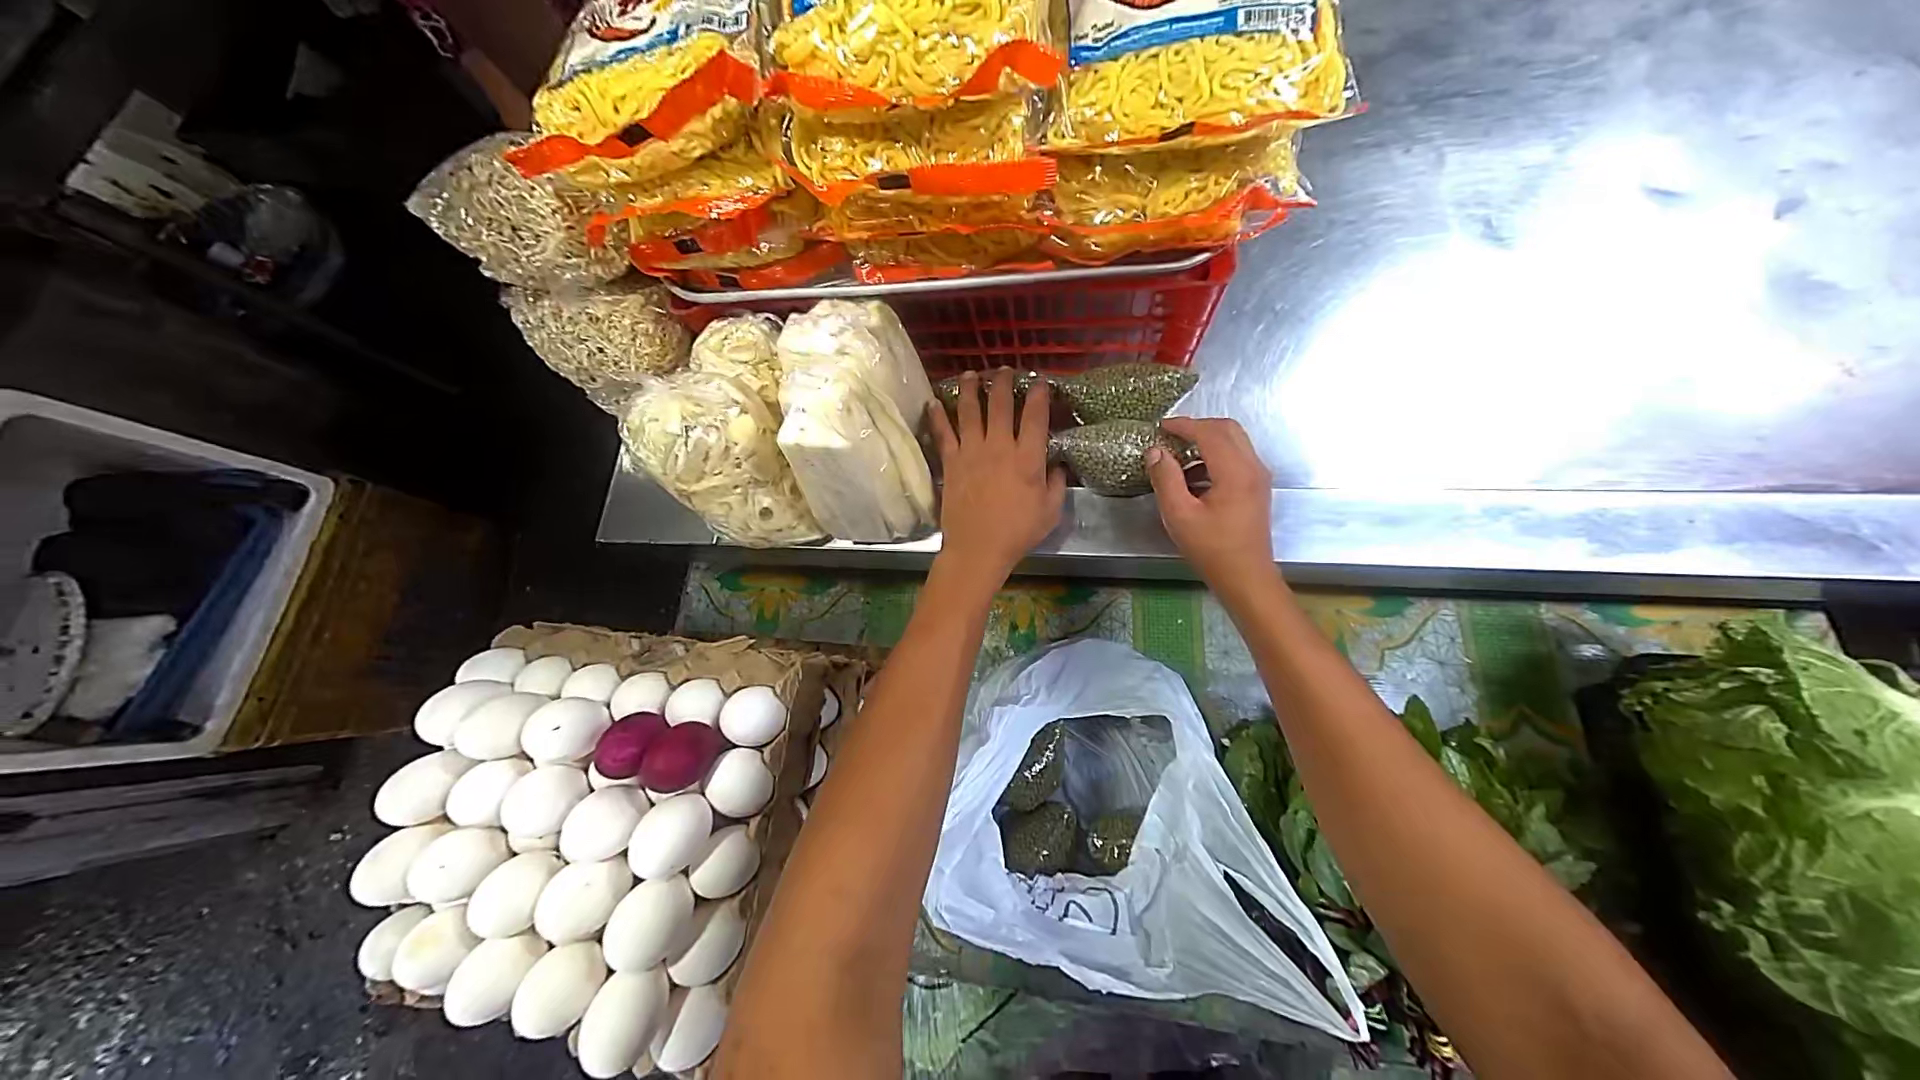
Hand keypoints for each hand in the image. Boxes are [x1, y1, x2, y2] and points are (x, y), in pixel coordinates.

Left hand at [928, 368, 1066, 581]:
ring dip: (971, 389)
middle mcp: (999, 447)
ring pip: (970, 411)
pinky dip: (938, 416)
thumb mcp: (1050, 511)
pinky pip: (943, 433)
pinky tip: (934, 402)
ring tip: (971, 375)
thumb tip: (1058, 466)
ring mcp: (972, 452)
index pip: (1035, 416)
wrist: (978, 548)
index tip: (1040, 382)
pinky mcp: (951, 463)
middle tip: (1003, 371)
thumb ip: (1057, 484)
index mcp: (1028, 458)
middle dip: (1003, 382)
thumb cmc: (1018, 532)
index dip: (1038, 395)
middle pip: (1001, 404)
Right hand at [1145, 416, 1276, 592]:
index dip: (1183, 425)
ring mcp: (1258, 477)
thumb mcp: (1179, 515)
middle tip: (1171, 436)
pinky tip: (1192, 478)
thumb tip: (1156, 452)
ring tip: (1178, 456)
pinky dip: (1214, 457)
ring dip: (1206, 441)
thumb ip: (1166, 479)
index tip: (1161, 427)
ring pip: (1234, 442)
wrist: (1246, 577)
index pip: (1209, 432)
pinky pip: (1236, 458)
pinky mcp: (1256, 488)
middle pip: (1227, 429)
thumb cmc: (1212, 550)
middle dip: (1197, 427)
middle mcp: (1253, 468)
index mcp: (1235, 472)